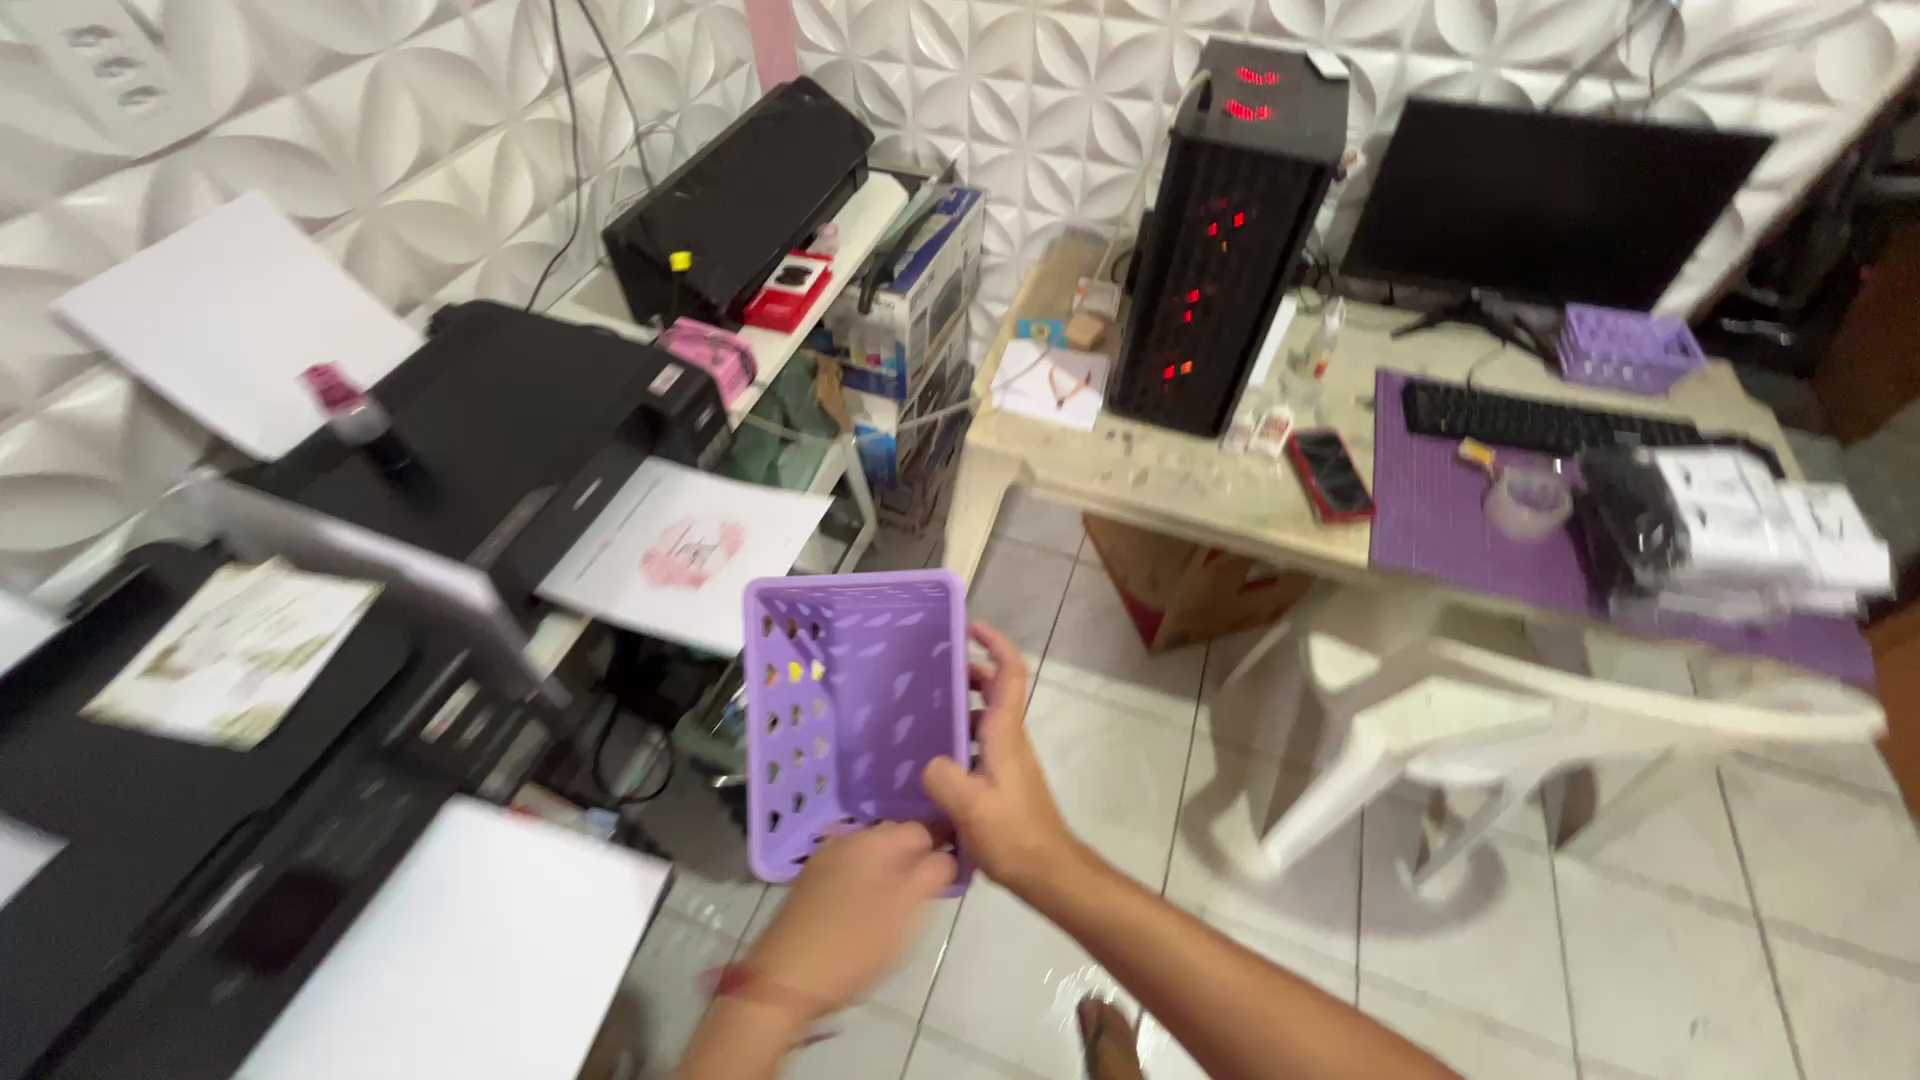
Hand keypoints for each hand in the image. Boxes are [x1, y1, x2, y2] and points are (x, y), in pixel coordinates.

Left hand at [741, 822, 954, 1020]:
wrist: (785, 978)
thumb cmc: (856, 942)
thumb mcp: (908, 909)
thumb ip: (935, 872)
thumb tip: (949, 853)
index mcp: (876, 838)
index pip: (924, 826)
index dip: (946, 843)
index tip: (959, 867)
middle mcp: (849, 837)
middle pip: (896, 836)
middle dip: (918, 855)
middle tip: (934, 888)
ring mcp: (824, 858)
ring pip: (872, 853)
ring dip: (892, 867)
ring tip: (904, 900)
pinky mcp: (809, 882)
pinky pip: (850, 869)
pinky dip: (867, 879)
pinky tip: (869, 906)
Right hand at [922, 622, 1080, 895]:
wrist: (1048, 871)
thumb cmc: (1013, 833)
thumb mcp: (968, 804)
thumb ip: (942, 775)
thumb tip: (930, 763)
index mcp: (1005, 732)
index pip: (1009, 672)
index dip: (995, 643)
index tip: (971, 628)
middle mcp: (1010, 738)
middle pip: (996, 690)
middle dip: (971, 671)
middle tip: (935, 670)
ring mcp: (1008, 760)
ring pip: (986, 718)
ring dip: (961, 707)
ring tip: (923, 712)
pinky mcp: (1003, 782)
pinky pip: (979, 745)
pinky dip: (959, 738)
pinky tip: (933, 759)